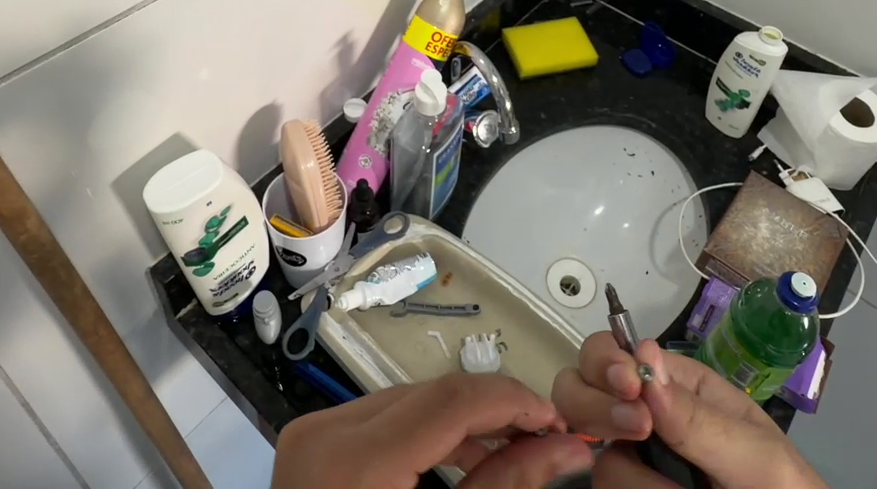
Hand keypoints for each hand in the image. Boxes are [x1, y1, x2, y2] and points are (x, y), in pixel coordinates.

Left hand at [272, 371, 593, 488]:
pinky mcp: (313, 441)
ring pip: (409, 400)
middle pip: (430, 396)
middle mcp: (326, 431)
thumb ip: (504, 486)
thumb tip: (563, 447)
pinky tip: (463, 454)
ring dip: (463, 418)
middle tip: (544, 433)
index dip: (512, 401)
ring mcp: (314, 433)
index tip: (557, 420)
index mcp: (355, 462)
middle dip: (492, 409)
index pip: (450, 400)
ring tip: (514, 443)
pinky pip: (383, 418)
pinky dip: (426, 431)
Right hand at [552, 333, 828, 488]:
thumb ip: (698, 416)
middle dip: (595, 408)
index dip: (606, 362)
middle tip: (639, 432)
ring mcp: (632, 462)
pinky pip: (602, 486)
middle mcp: (640, 418)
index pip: (612, 352)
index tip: (628, 386)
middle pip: (576, 390)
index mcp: (672, 386)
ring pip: (590, 453)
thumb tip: (644, 359)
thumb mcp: (754, 454)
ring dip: (634, 475)